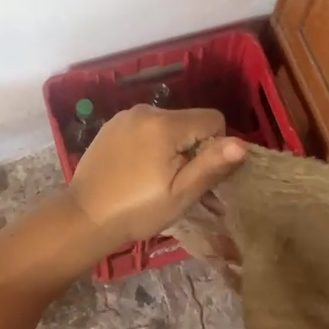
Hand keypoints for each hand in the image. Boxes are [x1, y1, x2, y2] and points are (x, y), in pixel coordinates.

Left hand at [66, 106, 248, 252]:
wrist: (85, 218)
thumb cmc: (137, 211)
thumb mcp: (181, 194)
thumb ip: (212, 165)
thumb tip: (243, 144)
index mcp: (165, 124)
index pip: (213, 120)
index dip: (213, 147)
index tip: (195, 174)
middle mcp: (145, 110)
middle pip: (189, 121)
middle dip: (190, 147)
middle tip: (173, 182)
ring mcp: (124, 116)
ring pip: (167, 124)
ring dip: (170, 146)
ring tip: (153, 177)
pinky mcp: (111, 125)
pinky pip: (145, 127)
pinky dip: (149, 143)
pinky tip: (136, 170)